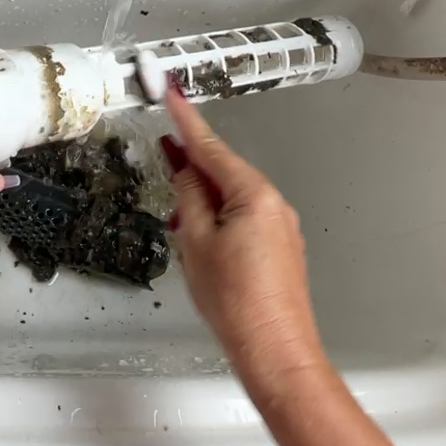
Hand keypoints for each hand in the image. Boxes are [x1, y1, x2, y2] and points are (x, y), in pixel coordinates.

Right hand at [163, 88, 325, 382]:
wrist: (277, 353)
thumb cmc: (235, 301)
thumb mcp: (196, 241)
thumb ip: (188, 195)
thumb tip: (182, 167)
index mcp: (252, 194)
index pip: (210, 146)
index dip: (186, 120)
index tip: (172, 92)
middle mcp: (273, 203)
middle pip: (223, 170)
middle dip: (192, 169)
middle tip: (164, 162)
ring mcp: (280, 226)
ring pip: (232, 196)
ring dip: (203, 199)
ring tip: (180, 221)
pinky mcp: (281, 247)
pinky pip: (244, 216)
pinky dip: (219, 216)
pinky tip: (204, 237)